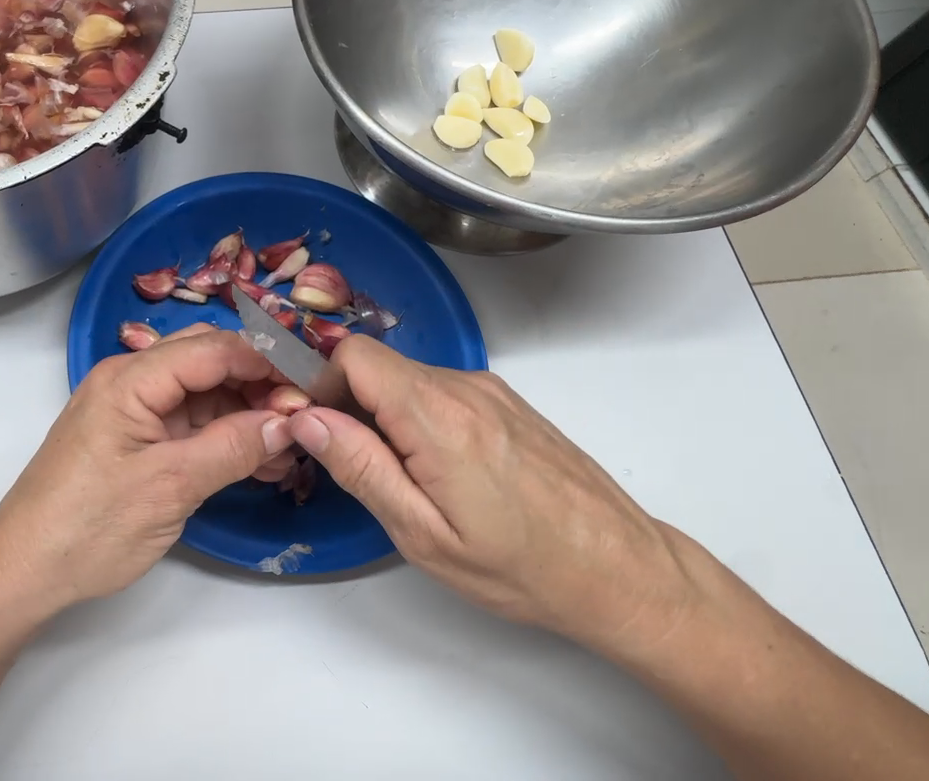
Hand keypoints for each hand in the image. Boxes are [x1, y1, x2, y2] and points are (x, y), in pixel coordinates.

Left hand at [0, 329, 294, 612]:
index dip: (265, 362)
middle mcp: (129, 382)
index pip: (212, 349)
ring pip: (201, 395)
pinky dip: (222, 438)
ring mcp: (130, 411)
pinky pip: (186, 424)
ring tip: (290, 449)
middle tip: (303, 418)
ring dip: (244, 415)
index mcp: (130, 378)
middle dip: (257, 385)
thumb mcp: (170, 487)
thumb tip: (289, 421)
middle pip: (207, 363)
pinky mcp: (133, 440)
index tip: (311, 387)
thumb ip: (232, 448)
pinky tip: (259, 461)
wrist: (25, 569)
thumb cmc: (91, 525)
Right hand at [288, 336, 694, 649]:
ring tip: (407, 479)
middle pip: (376, 366)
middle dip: (349, 405)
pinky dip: (418, 417)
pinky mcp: (505, 402)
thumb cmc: (520, 567)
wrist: (623, 572)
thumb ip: (360, 467)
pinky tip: (442, 472)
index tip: (321, 433)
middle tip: (359, 468)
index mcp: (437, 415)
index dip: (322, 386)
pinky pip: (438, 391)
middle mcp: (464, 386)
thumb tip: (306, 418)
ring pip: (406, 379)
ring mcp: (489, 390)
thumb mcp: (422, 534)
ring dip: (385, 415)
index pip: (353, 355)